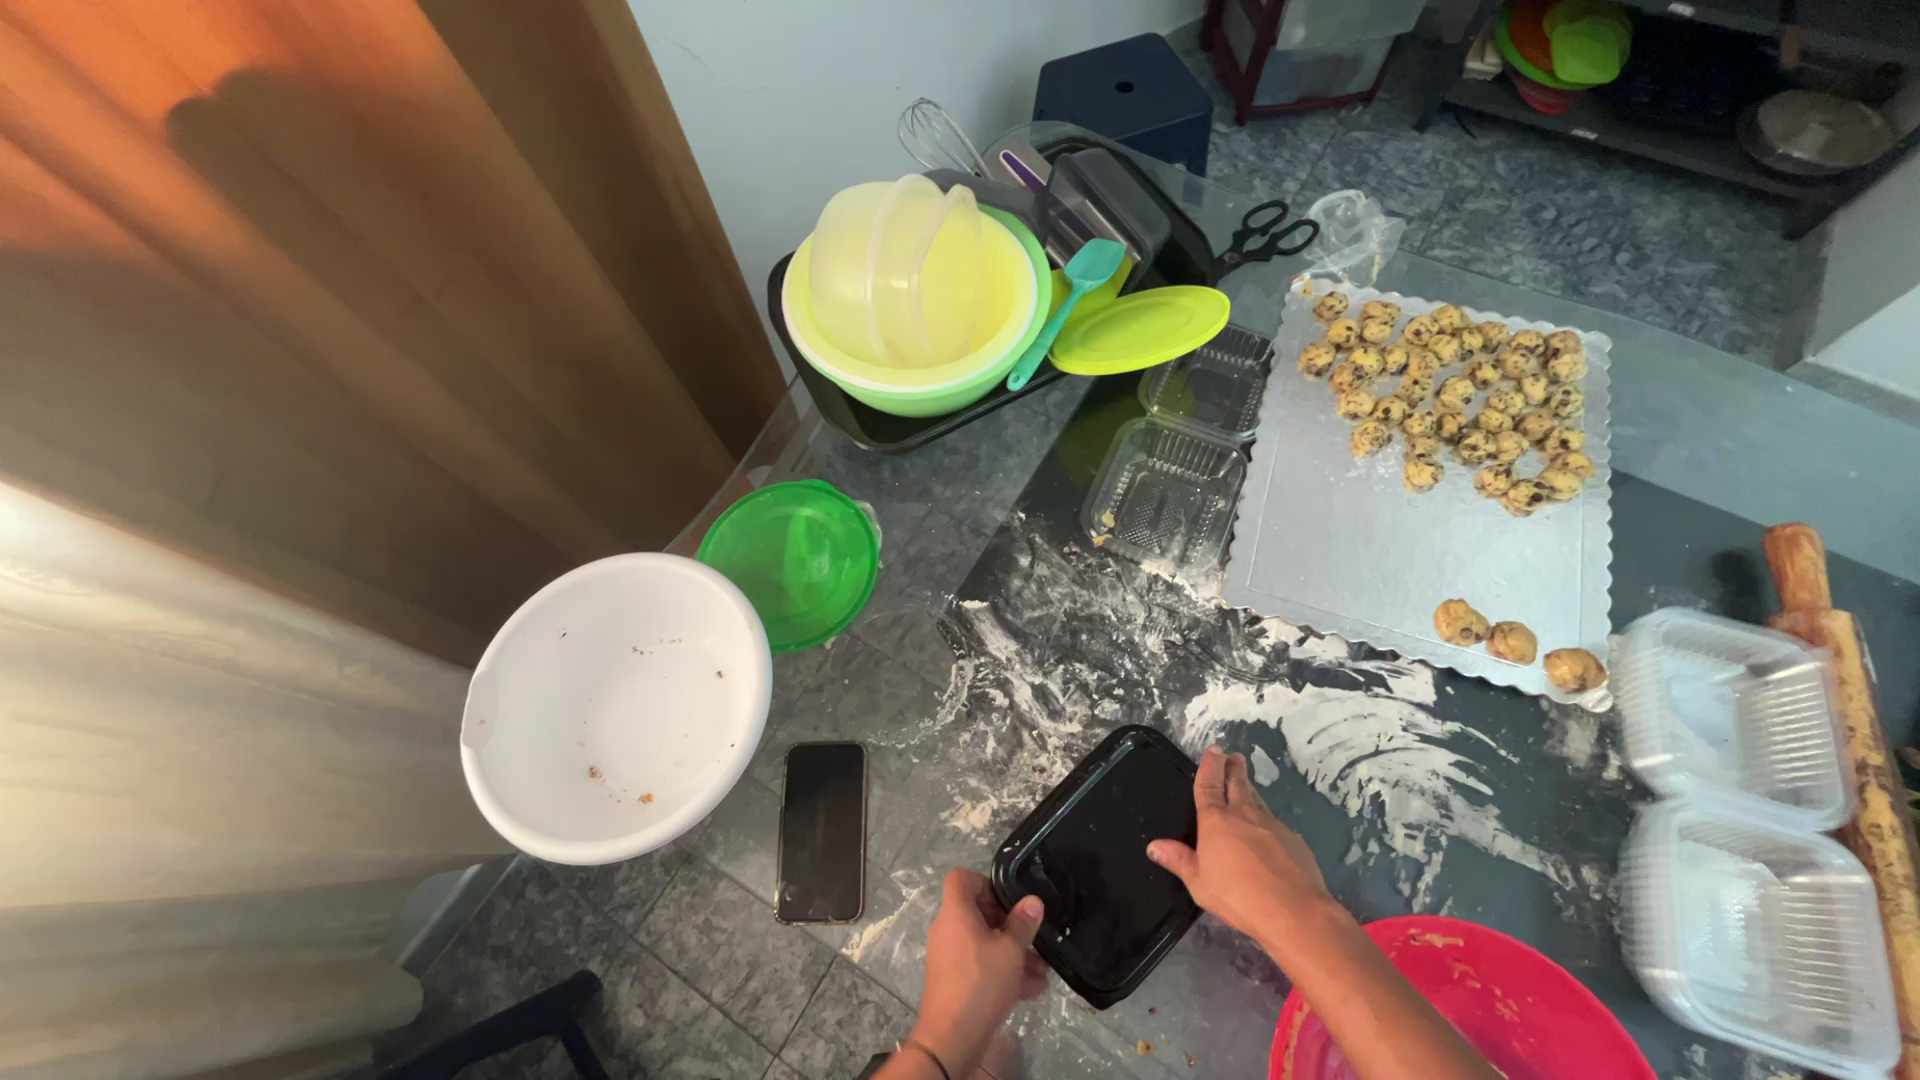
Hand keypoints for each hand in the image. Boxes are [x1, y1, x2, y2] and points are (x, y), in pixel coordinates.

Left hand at [910, 869, 1047, 1073]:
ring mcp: (949, 957)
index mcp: (955, 913)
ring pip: (984, 944)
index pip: (961, 878)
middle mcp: (948, 930)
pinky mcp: (954, 982)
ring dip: (1012, 954)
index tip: (1008, 901)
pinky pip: (980, 966)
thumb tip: (1032, 901)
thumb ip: (1022, 924)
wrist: (952, 1039)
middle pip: (977, 912)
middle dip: (1009, 925)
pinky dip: (1002, 972)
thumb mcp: (1010, 951)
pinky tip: (1031, 989)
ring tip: (1041, 970)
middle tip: (1031, 937)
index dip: (985, 882)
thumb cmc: (980, 983)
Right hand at [1147, 745, 1332, 945]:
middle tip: (1233, 755)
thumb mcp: (1199, 882)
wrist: (1294, 912)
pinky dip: (1267, 821)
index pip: (1209, 785)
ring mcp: (1273, 826)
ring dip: (1250, 789)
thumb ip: (1178, 860)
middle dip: (1233, 767)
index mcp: (1216, 820)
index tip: (1214, 749)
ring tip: (1246, 784)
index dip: (1209, 766)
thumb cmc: (1237, 896)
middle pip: (1238, 783)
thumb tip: (1154, 845)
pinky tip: (1268, 832)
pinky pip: (1275, 824)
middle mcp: (1245, 815)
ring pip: (1258, 800)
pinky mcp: (1294, 841)